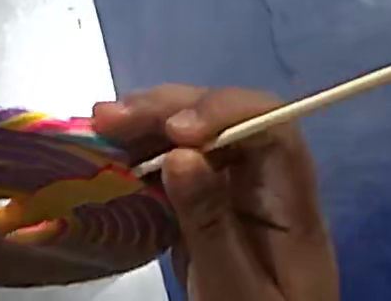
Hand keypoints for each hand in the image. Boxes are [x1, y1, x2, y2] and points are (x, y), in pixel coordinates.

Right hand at [92, 86, 338, 300]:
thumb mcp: (234, 291)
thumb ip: (210, 225)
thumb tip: (177, 153)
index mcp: (289, 195)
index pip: (269, 124)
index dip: (222, 110)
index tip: (173, 130)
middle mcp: (263, 174)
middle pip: (222, 115)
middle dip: (166, 108)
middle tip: (112, 117)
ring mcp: (234, 180)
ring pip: (194, 126)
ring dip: (147, 119)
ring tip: (101, 121)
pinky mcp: (205, 192)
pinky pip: (175, 153)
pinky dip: (142, 144)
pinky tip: (111, 144)